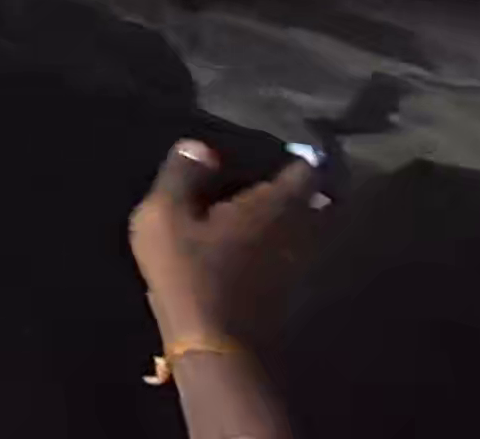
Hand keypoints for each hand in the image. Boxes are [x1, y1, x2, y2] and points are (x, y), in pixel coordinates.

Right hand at [129, 140, 315, 346]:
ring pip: (306, 226)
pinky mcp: (284, 286)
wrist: (211, 339)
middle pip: (313, 202)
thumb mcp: (166, 212)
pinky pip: (293, 246)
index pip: (302, 175)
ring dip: (296, 209)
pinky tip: (261, 231)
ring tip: (270, 193)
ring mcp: (293, 264)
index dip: (303, 156)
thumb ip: (181, 175)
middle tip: (285, 164)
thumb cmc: (186, 267)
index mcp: (267, 209)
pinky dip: (284, 233)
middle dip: (304, 183)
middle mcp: (292, 233)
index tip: (298, 140)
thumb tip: (199, 143)